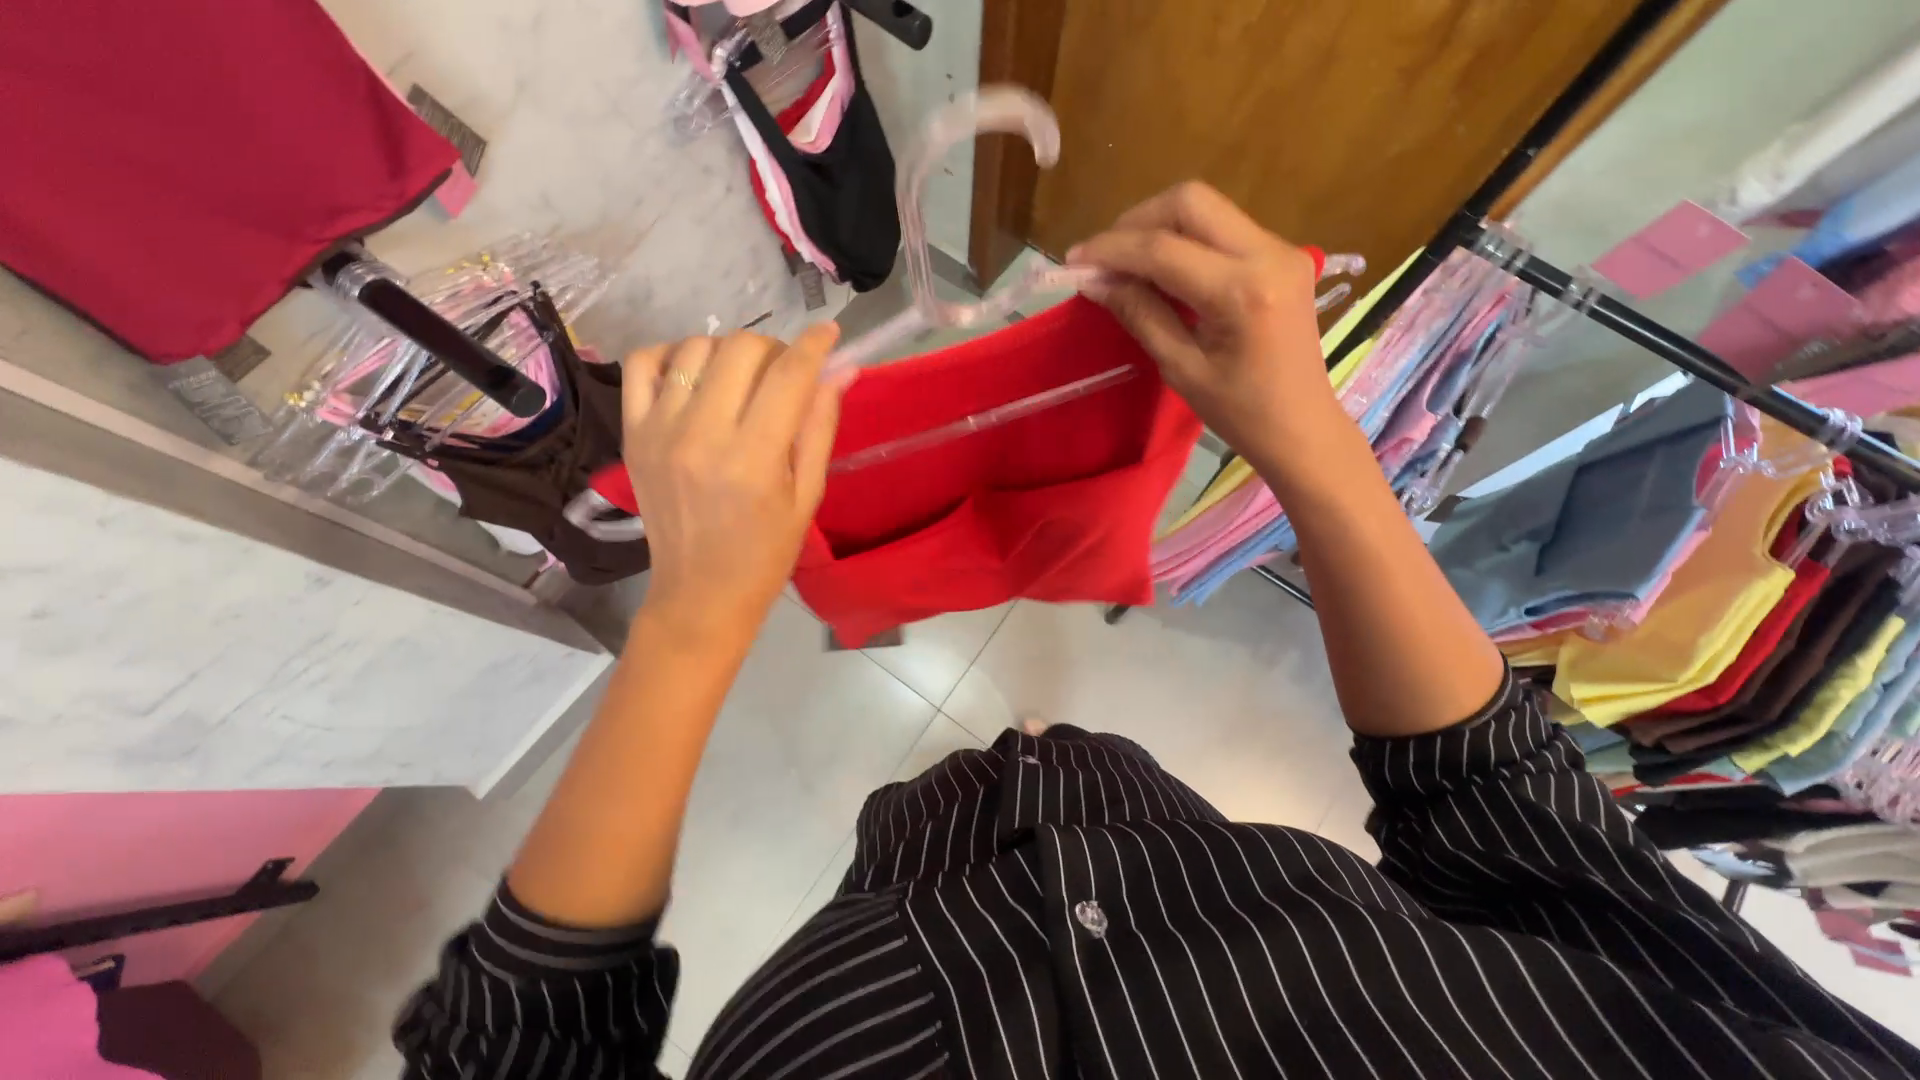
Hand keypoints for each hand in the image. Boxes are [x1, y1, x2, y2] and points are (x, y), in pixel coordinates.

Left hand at [620, 323, 847, 644]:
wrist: (700, 593)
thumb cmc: (766, 553)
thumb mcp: (807, 495)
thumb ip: (820, 426)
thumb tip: (841, 368)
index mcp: (753, 459)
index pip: (788, 375)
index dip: (815, 344)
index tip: (829, 333)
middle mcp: (702, 435)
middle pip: (741, 348)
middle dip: (775, 349)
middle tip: (785, 374)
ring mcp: (660, 431)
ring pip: (696, 348)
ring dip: (729, 353)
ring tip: (742, 380)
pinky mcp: (633, 433)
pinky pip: (644, 364)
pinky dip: (673, 355)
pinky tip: (695, 376)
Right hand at [1067, 181, 1338, 471]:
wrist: (1302, 427)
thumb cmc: (1240, 412)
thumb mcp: (1181, 368)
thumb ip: (1139, 313)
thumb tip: (1095, 280)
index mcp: (1242, 292)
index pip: (1163, 249)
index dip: (1111, 250)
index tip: (1074, 261)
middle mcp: (1268, 254)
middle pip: (1189, 202)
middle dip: (1136, 222)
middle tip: (1104, 256)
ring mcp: (1281, 249)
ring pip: (1206, 208)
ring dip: (1159, 226)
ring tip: (1126, 263)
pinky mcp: (1282, 255)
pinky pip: (1222, 228)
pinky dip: (1184, 238)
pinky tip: (1162, 270)